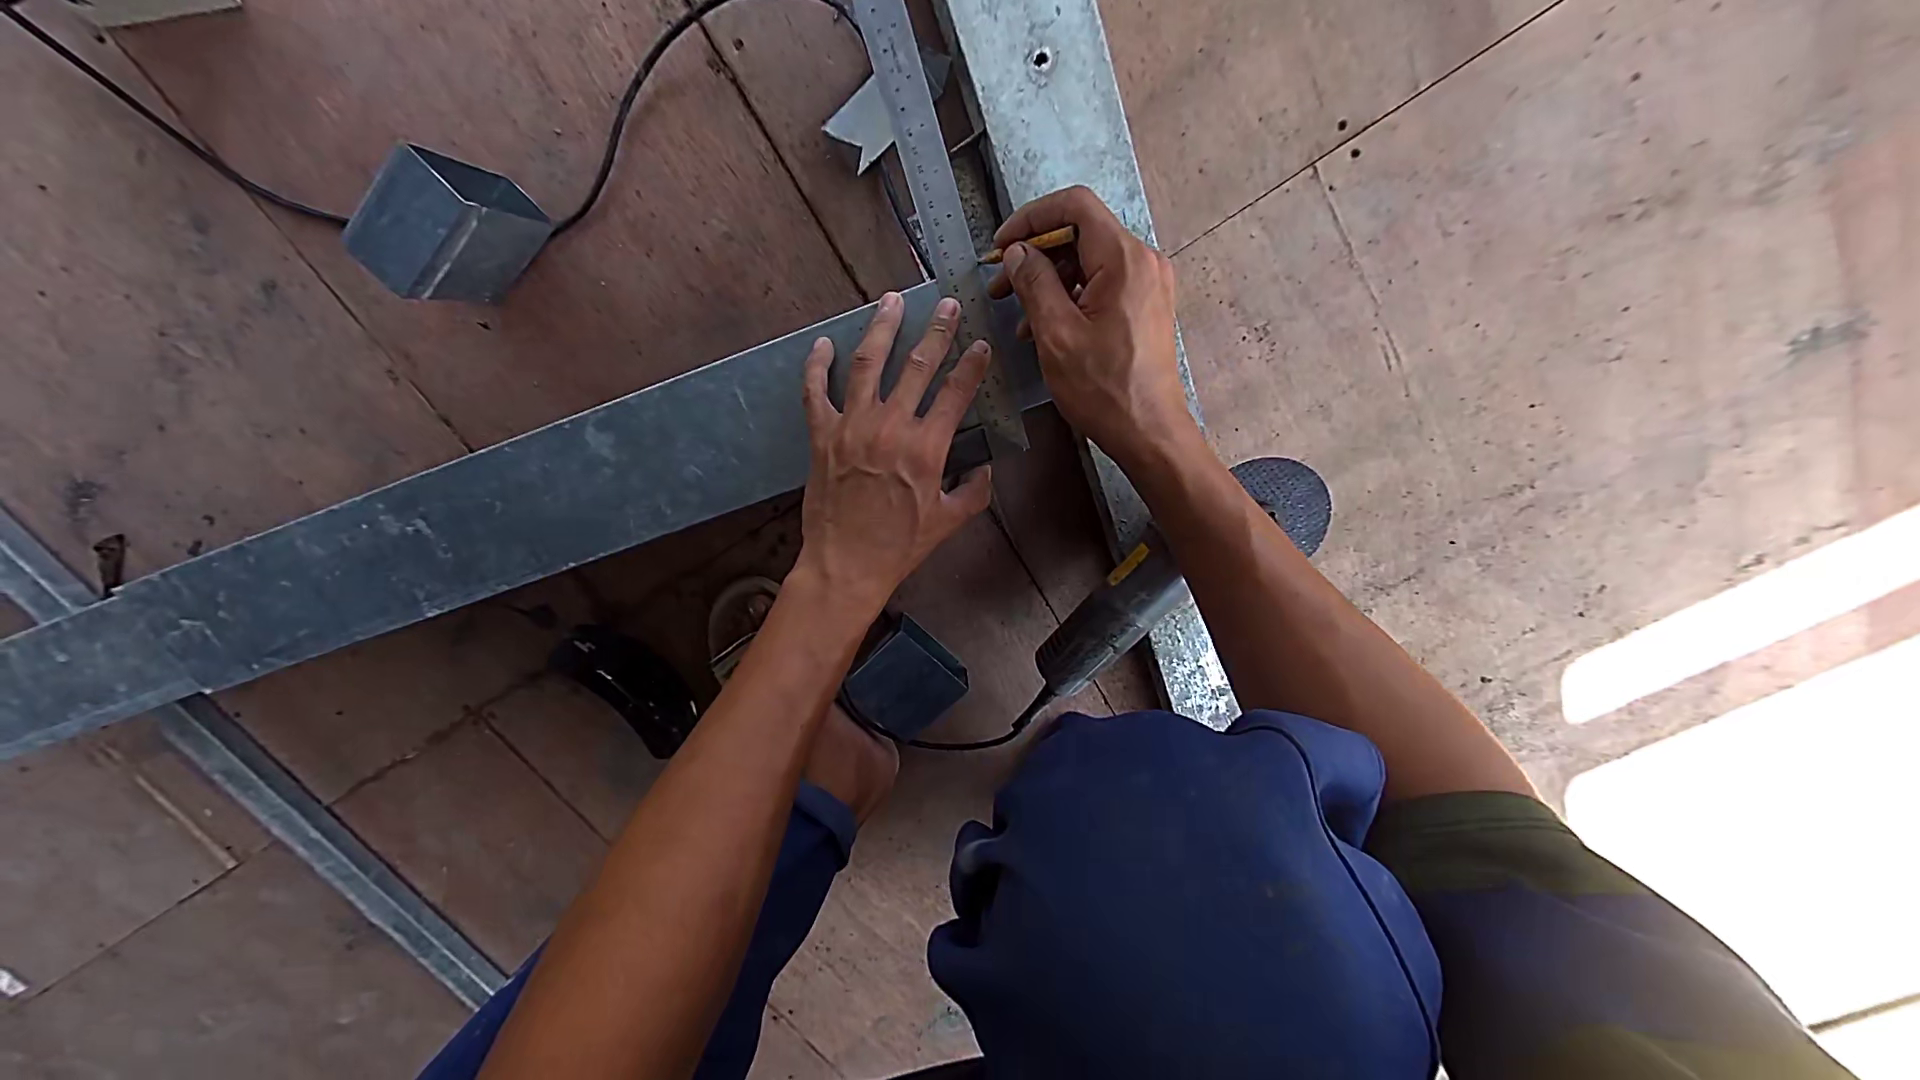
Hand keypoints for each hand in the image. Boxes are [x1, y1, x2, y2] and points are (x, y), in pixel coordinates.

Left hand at [794, 291, 994, 613]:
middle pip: (917, 366)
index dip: (972, 364)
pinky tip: (821, 344)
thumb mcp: (949, 521)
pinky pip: (816, 392)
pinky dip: (817, 365)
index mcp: (926, 447)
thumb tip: (986, 467)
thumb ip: (974, 490)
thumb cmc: (900, 547)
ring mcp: (852, 427)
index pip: (956, 392)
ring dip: (882, 328)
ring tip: (891, 301)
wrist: (846, 564)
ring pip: (868, 364)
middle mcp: (890, 426)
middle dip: (936, 331)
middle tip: (946, 305)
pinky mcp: (822, 436)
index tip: (981, 344)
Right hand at [988, 186, 1197, 467]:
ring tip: (1019, 318)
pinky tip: (1044, 329)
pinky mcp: (1145, 308)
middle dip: (1036, 256)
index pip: (1074, 205)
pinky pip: (1102, 287)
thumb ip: (1034, 283)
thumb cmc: (1105, 390)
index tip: (1002, 247)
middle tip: (1000, 286)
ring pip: (1088, 263)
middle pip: (1080, 234)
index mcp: (1123, 259)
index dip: (1031, 218)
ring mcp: (1147, 285)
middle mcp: (1142, 262)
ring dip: (1049, 282)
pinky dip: (1070, 299)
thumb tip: (1018, 253)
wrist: (1149, 432)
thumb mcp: (1056, 334)